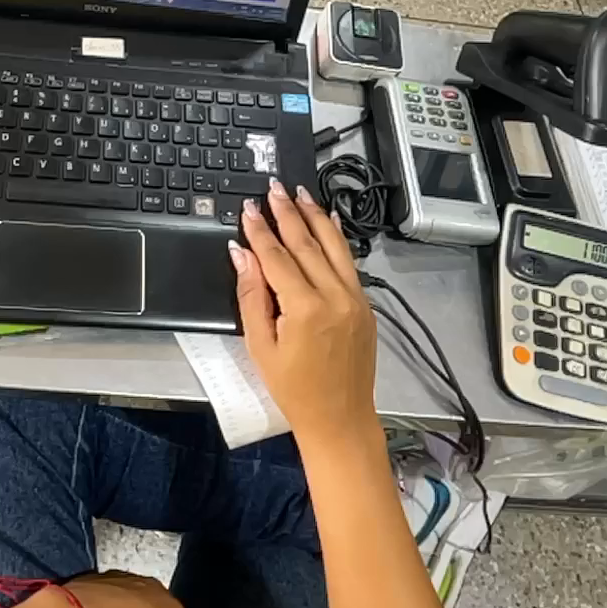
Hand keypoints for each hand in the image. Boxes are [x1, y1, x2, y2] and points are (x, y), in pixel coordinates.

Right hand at [231, 178, 378, 448]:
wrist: (340, 419)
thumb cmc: (293, 389)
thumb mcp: (260, 345)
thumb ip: (251, 294)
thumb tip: (241, 253)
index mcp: (305, 309)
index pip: (277, 257)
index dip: (259, 230)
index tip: (248, 207)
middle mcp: (335, 297)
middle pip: (306, 243)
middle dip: (287, 213)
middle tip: (273, 187)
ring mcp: (355, 299)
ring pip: (334, 246)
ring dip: (315, 216)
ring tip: (300, 192)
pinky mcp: (365, 304)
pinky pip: (349, 262)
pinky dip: (337, 238)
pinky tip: (328, 220)